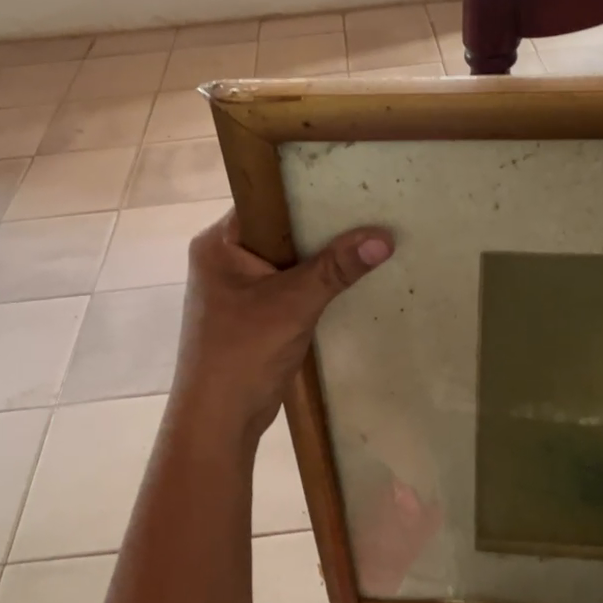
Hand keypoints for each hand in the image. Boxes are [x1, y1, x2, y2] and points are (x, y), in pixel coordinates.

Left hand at [169, 211, 392, 445]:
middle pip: (280, 228)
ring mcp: (238, 287)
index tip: (350, 180)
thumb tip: (384, 237)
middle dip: (321, 224)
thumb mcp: (293, 304)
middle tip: (369, 205)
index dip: (306, 188)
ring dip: (321, 256)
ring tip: (368, 234)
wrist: (218, 422)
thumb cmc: (242, 352)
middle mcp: (224, 257)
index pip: (265, 199)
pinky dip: (315, 282)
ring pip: (287, 258)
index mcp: (218, 242)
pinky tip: (351, 275)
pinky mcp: (253, 313)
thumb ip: (336, 268)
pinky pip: (289, 284)